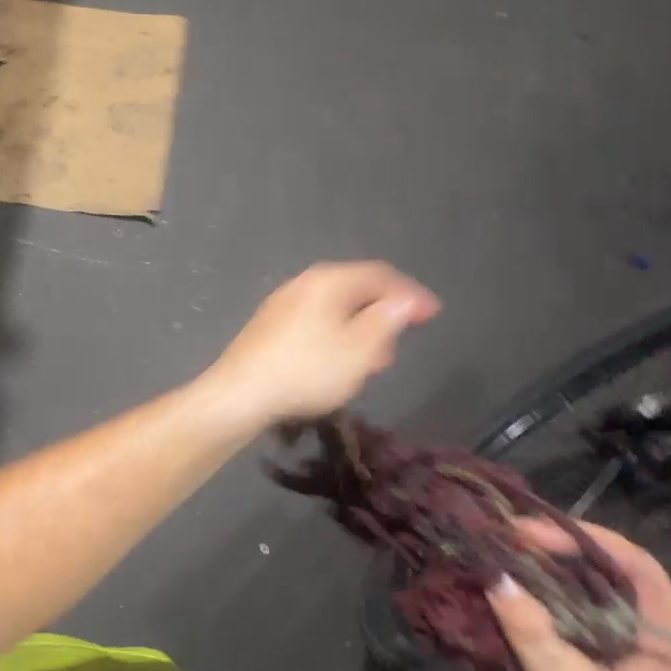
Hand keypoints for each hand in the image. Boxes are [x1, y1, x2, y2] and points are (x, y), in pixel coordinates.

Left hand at [198, 261, 437, 427]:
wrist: (238, 395)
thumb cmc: (307, 371)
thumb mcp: (361, 349)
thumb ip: (388, 320)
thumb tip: (405, 300)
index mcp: (326, 281)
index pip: (378, 274)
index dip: (409, 294)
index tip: (432, 315)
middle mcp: (300, 285)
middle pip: (353, 292)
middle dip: (380, 317)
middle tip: (395, 347)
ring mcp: (279, 307)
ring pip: (332, 312)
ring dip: (357, 335)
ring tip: (368, 365)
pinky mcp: (266, 330)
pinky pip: (312, 327)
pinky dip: (333, 342)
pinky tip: (334, 370)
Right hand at [490, 521, 670, 670]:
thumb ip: (533, 632)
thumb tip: (496, 575)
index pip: (640, 569)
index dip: (589, 541)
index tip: (534, 530)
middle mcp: (649, 634)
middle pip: (605, 569)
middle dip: (554, 546)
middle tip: (504, 533)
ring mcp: (614, 640)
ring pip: (578, 581)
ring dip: (537, 562)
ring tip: (495, 544)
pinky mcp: (581, 645)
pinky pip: (558, 600)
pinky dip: (528, 583)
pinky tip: (496, 572)